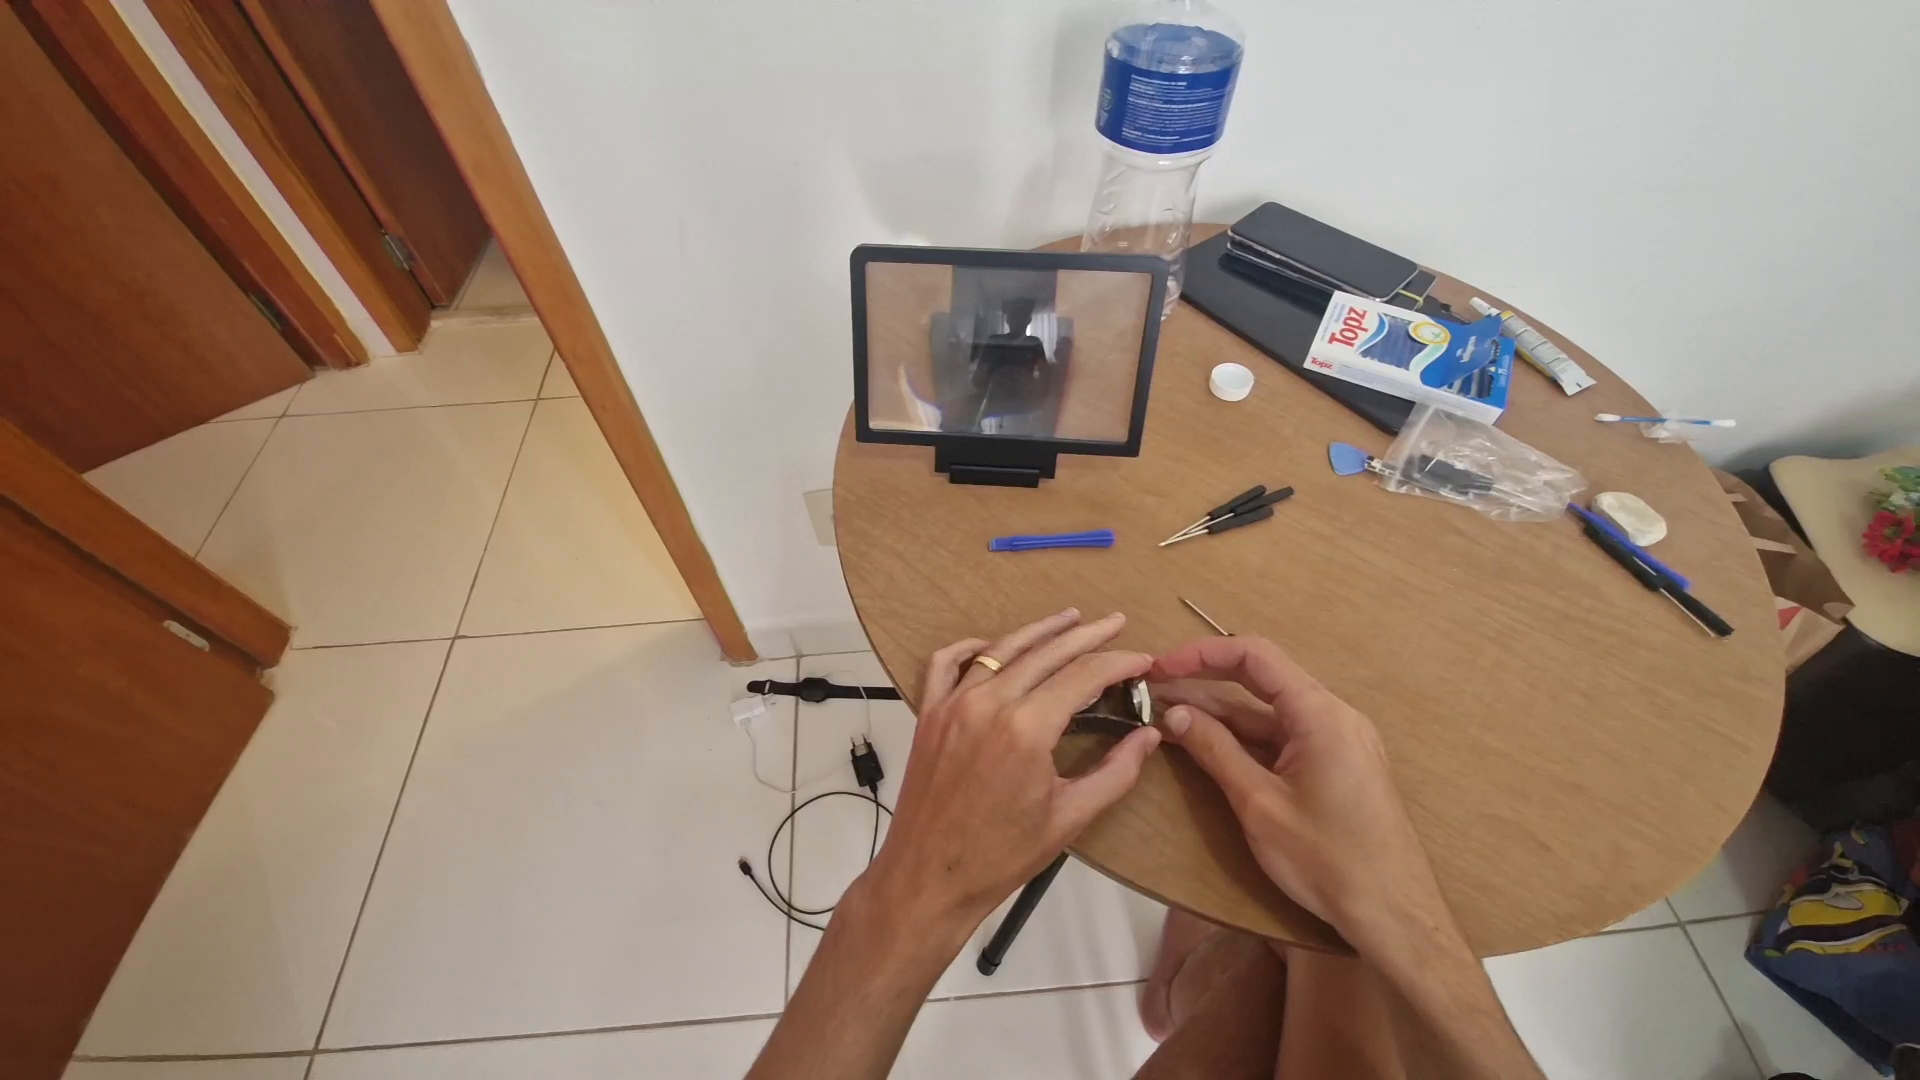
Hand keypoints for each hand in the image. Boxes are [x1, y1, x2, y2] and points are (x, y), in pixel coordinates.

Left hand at [862, 610, 1161, 930]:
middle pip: (1046, 652)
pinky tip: (994, 645)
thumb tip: (1150, 735)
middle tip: (1115, 622)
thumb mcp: (1069, 818)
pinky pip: (947, 663)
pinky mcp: (929, 712)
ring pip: (1001, 649)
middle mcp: (988, 702)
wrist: (929, 877)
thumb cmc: (1002, 855)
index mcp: (1027, 728)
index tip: (1142, 658)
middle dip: (1086, 635)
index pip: (1082, 676)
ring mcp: (953, 703)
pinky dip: (972, 647)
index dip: (1117, 662)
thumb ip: (1116, 772)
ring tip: (1069, 618)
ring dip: (1038, 631)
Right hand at [1152, 636, 1448, 949]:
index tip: (1161, 668)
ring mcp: (1336, 741)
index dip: (1201, 653)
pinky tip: (1208, 744)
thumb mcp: (1258, 802)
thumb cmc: (1327, 859)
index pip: (1254, 656)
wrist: (1397, 920)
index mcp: (1319, 713)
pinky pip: (1282, 738)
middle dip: (1204, 681)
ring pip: (1267, 713)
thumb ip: (1215, 750)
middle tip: (1155, 688)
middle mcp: (1332, 716)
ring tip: (1169, 716)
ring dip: (1219, 714)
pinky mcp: (1335, 766)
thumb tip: (1174, 713)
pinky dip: (1243, 738)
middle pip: (1260, 680)